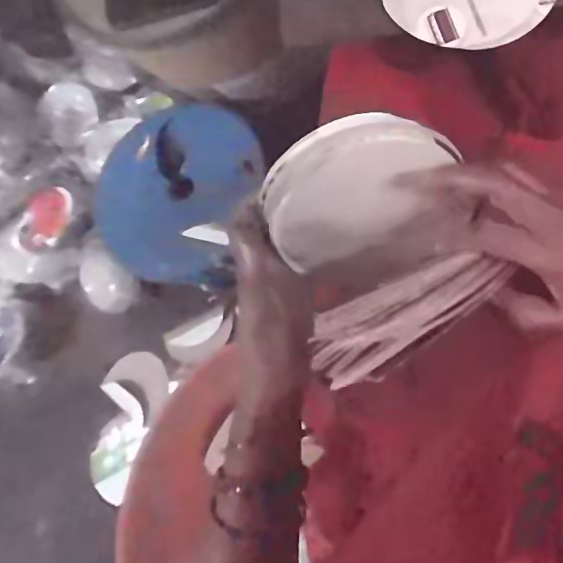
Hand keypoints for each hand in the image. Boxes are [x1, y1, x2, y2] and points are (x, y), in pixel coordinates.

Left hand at [228, 205, 312, 405]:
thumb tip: (251, 208)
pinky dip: (298, 250)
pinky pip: (286, 263)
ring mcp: (266, 286)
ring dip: (287, 230)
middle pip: (256, 231)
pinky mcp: (281, 300)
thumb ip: (257, 246)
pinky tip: (320, 249)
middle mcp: (252, 269)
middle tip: (305, 195)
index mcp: (248, 261)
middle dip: (274, 211)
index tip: (282, 183)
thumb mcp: (272, 281)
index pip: (242, 220)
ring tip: (316, 215)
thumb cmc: (278, 329)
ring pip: (271, 246)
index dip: (255, 199)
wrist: (278, 378)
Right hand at [408, 164, 562, 330]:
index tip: (430, 238)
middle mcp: (544, 213)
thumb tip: (489, 291)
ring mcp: (557, 193)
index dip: (454, 234)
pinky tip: (479, 174)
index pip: (485, 232)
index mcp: (541, 248)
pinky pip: (524, 169)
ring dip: (470, 168)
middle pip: (491, 182)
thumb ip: (521, 311)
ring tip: (442, 174)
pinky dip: (495, 168)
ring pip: (506, 167)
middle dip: (451, 178)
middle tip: (420, 179)